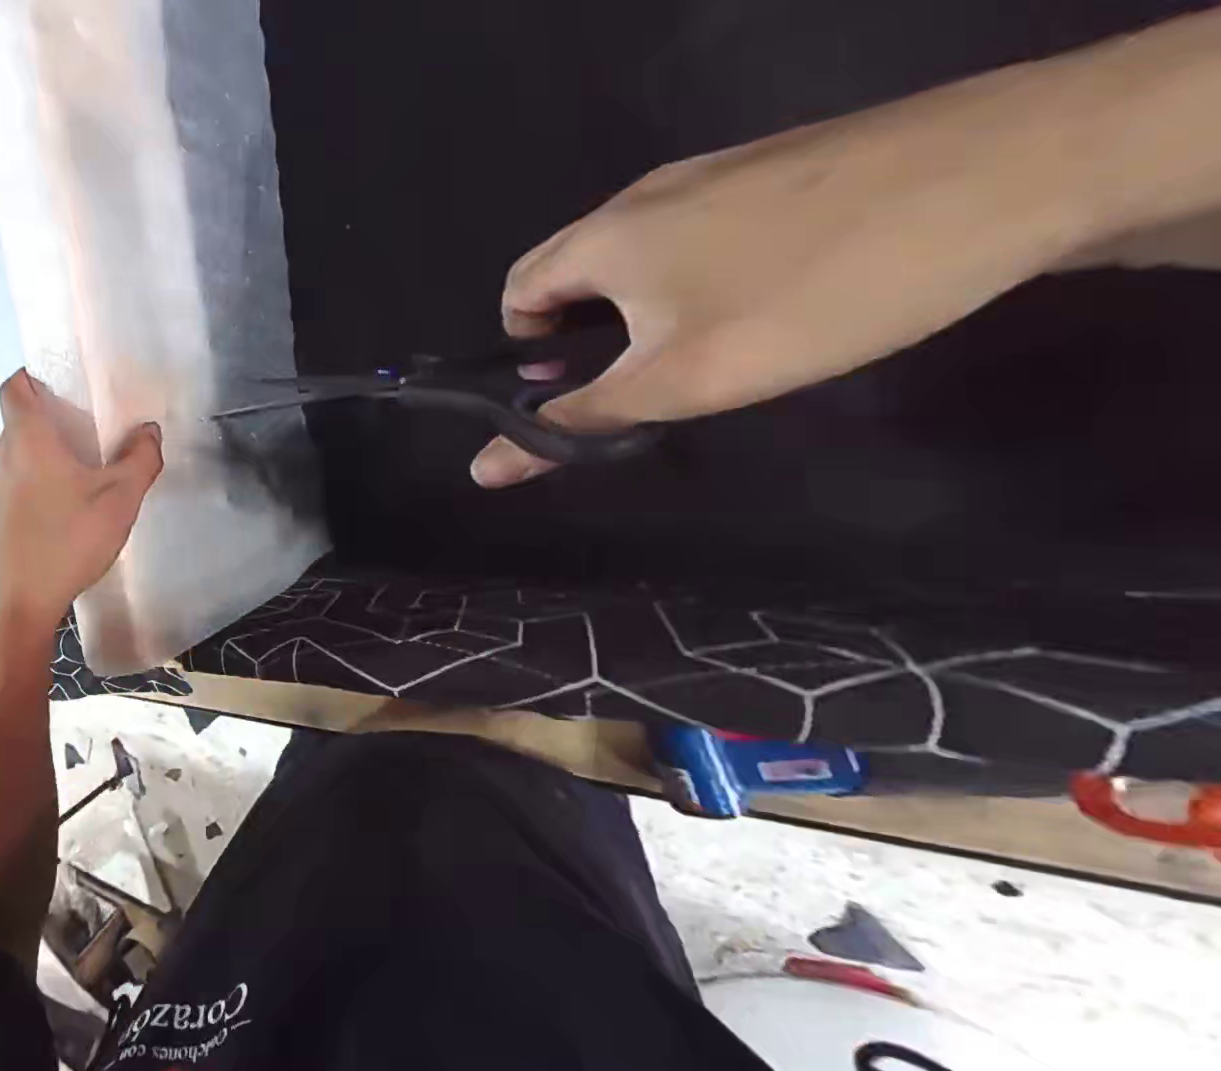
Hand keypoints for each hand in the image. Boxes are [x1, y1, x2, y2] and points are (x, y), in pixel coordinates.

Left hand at [0, 370, 163, 633]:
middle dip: (56, 429)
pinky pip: (10, 489)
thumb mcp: (120, 501)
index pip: (16, 384)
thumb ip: (141, 460)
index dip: (37, 378)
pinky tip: (58, 524)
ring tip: (81, 491)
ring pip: (17, 459)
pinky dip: (33, 493)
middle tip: (94, 449)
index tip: (69, 395)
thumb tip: (148, 432)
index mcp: (27, 439)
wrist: (12, 608)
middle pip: (22, 424)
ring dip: (46, 464)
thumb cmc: (66, 543)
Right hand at [470, 11, 1220, 487]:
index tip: (571, 390)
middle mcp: (644, 194)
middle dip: (579, 335)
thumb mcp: (675, 381)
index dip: (522, 349)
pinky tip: (759, 304)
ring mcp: (714, 173)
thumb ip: (572, 423)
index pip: (517, 290)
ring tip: (700, 350)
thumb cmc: (811, 294)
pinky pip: (695, 234)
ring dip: (636, 310)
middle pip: (571, 270)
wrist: (1022, 171)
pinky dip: (690, 279)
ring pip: (636, 255)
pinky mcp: (775, 169)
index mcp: (604, 237)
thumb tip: (481, 469)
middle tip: (637, 381)